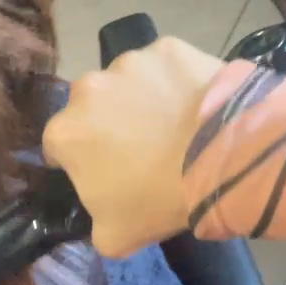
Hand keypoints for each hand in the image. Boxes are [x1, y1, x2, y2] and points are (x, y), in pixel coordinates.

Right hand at [45, 37, 226, 256]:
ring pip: (124, 84)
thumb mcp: (112, 236)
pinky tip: (192, 104)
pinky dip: (172, 82)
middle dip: (104, 124)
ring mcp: (128, 62)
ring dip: (136, 100)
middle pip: (88, 109)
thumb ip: (91, 223)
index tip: (102, 173)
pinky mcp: (168, 48)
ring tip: (170, 125)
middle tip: (138, 149)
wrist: (228, 159)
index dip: (77, 161)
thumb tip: (98, 209)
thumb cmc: (159, 199)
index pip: (57, 147)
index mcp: (65, 133)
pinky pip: (163, 67)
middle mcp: (87, 89)